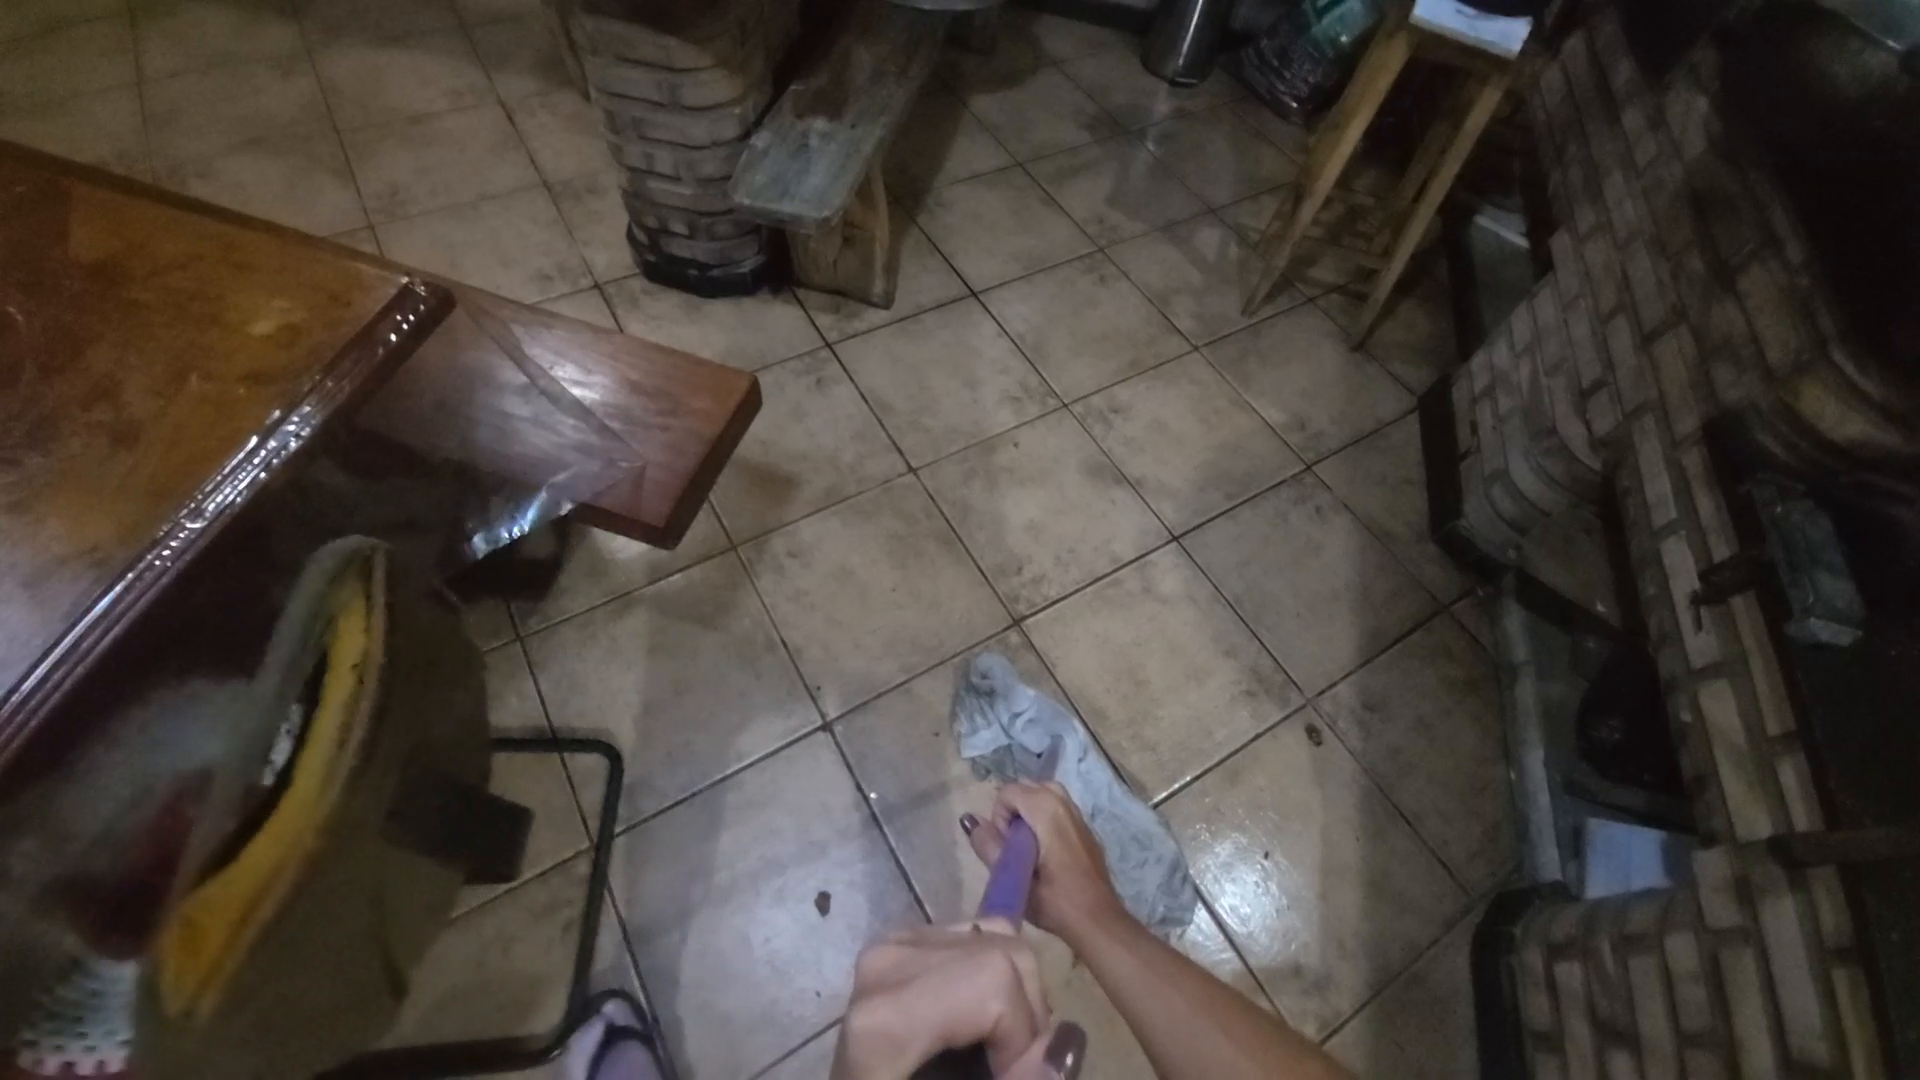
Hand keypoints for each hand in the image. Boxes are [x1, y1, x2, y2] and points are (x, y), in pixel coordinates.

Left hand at [831, 920, 1085, 1079]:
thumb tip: (1061, 1048)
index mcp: (885, 1018)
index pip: (993, 982)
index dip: (1022, 1038)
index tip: (1011, 1079)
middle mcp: (888, 961)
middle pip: (1004, 954)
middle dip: (1029, 1016)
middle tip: (1015, 1067)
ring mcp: (896, 942)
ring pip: (1000, 936)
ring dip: (1019, 993)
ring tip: (1003, 1046)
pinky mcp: (905, 938)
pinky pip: (980, 931)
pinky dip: (999, 973)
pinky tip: (981, 1018)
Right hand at [962, 783, 1127, 946]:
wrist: (1098, 920)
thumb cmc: (1055, 902)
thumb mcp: (1014, 879)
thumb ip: (989, 846)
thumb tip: (970, 820)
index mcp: (1047, 811)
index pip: (1008, 791)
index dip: (999, 817)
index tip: (1007, 847)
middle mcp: (1064, 803)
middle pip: (1026, 787)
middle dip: (1012, 810)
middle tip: (1013, 845)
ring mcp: (1077, 813)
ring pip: (1043, 793)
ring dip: (1027, 812)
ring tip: (1024, 844)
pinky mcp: (1084, 827)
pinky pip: (1057, 806)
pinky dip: (1043, 816)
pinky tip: (1043, 849)